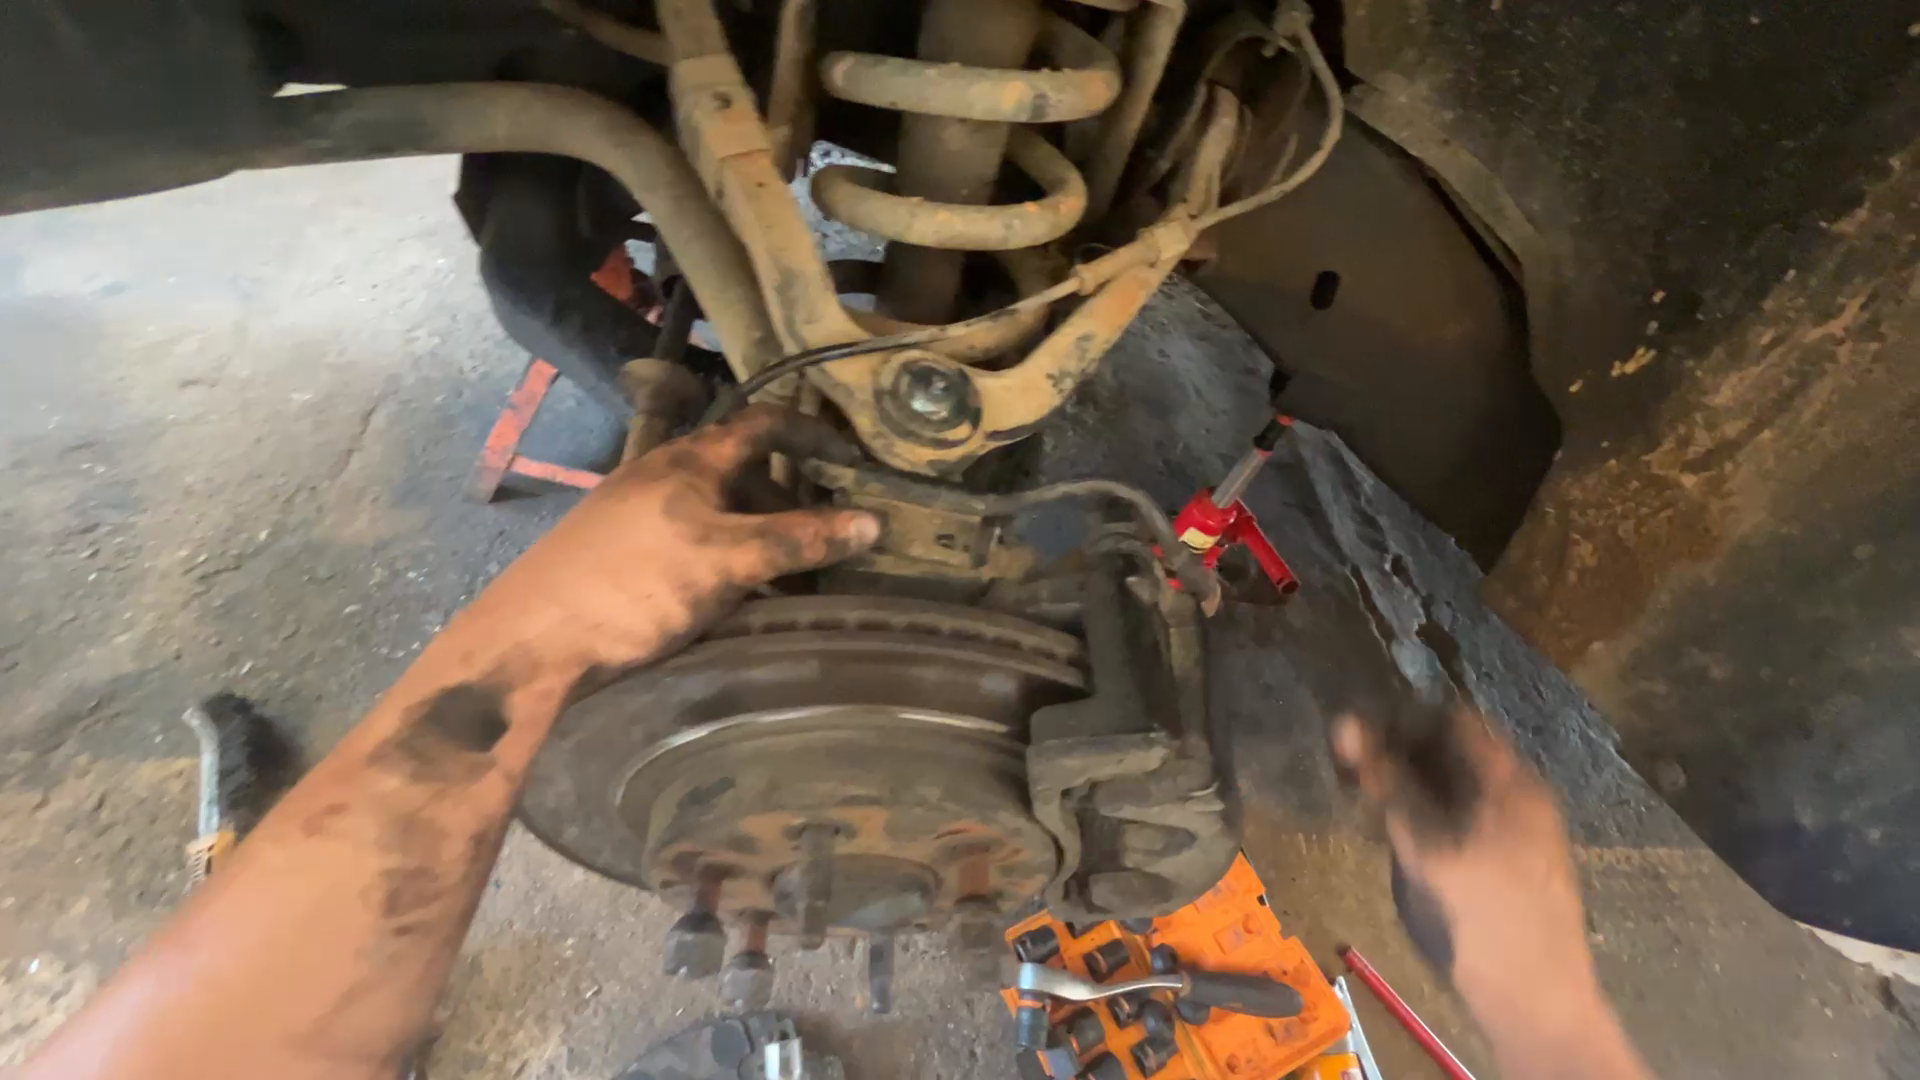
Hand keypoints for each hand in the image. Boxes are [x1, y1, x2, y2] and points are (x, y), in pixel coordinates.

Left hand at [470, 403, 880, 681]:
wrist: (531, 644)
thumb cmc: (635, 585)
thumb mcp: (728, 560)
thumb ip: (800, 539)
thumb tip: (874, 522)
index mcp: (690, 460)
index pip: (762, 423)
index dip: (811, 434)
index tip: (851, 462)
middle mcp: (664, 475)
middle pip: (745, 472)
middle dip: (792, 500)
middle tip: (829, 536)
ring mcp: (642, 513)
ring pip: (721, 512)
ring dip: (762, 535)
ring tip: (794, 578)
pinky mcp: (627, 551)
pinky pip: (698, 541)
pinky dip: (731, 558)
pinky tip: (742, 597)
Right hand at [1331, 706, 1595, 1019]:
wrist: (1534, 1003)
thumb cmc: (1480, 914)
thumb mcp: (1422, 842)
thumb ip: (1385, 780)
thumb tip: (1344, 722)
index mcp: (1510, 783)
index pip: (1452, 721)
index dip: (1403, 720)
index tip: (1358, 734)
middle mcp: (1514, 796)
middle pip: (1449, 749)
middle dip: (1396, 751)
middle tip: (1349, 766)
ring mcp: (1508, 828)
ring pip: (1447, 781)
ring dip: (1402, 779)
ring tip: (1360, 796)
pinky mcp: (1496, 856)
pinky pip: (1452, 811)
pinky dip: (1418, 808)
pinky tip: (1389, 828)